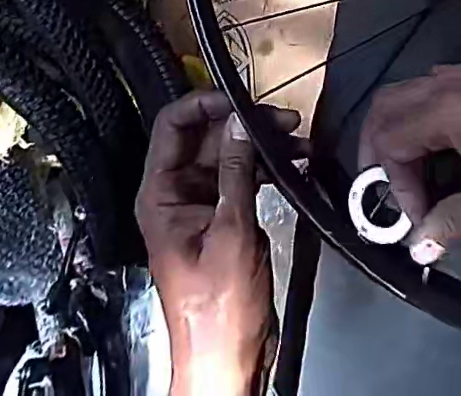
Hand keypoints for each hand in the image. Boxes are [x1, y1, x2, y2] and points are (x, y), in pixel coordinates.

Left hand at [135, 91, 299, 395]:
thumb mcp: (229, 233)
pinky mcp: (226, 213)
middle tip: (285, 119)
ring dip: (264, 143)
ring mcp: (203, 201)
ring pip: (231, 152)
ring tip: (299, 139)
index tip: (240, 100)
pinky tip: (296, 161)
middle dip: (246, 123)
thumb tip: (240, 122)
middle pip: (208, 136)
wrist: (228, 360)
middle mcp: (178, 190)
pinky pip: (245, 175)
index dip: (203, 104)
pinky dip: (269, 166)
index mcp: (161, 193)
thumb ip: (235, 173)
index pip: (173, 126)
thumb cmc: (218, 307)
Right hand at [358, 60, 460, 261]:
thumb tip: (418, 242)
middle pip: (389, 102)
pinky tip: (448, 145)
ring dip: (402, 127)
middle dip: (379, 146)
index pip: (391, 139)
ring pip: (412, 89)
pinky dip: (426, 112)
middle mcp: (454, 81)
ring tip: (415, 172)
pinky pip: (440, 84)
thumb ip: (453, 223)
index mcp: (451, 111)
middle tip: (388, 189)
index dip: (392, 183)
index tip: (415, 219)